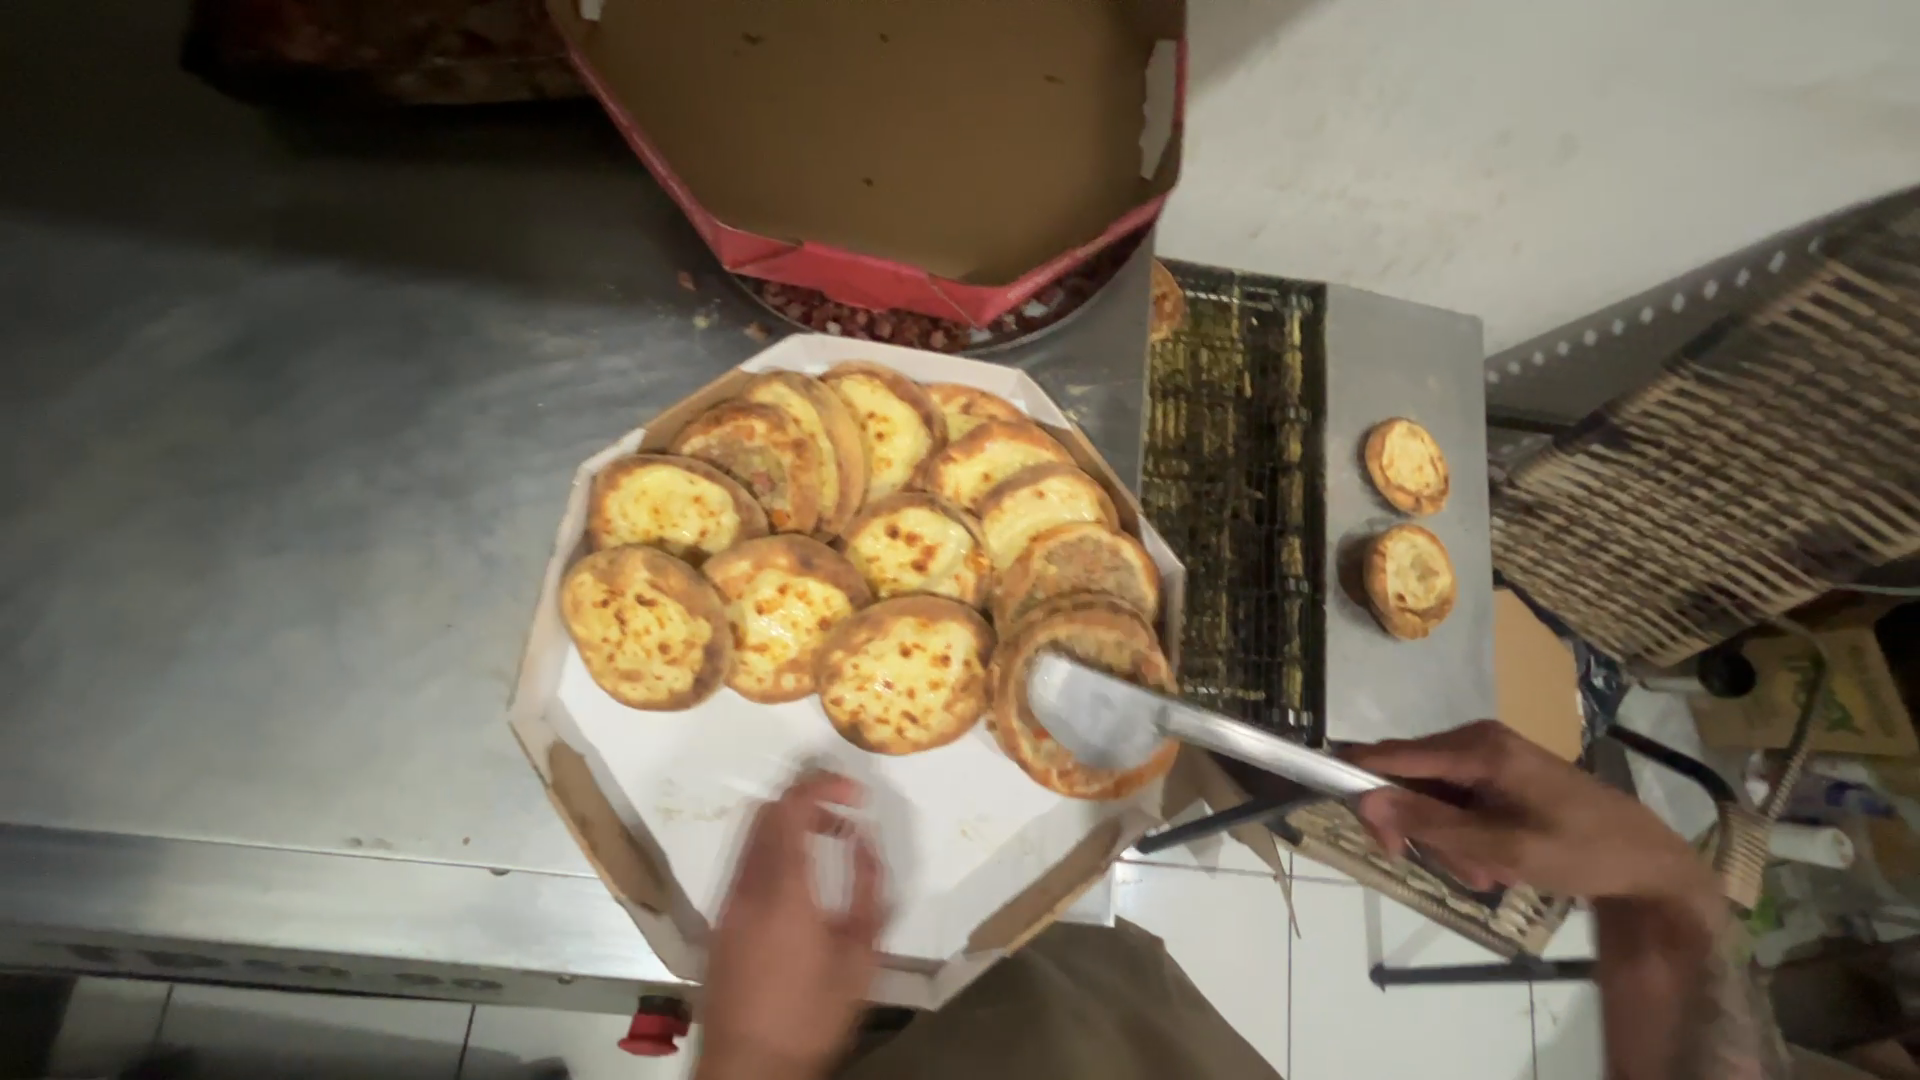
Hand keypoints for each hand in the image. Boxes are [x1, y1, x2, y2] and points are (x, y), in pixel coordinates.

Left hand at [696, 771, 886, 1079]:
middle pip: (767, 808)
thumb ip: (868, 886)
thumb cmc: (812, 1015)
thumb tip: (864, 837)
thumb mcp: (861, 954)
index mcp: (784, 888)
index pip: (793, 805)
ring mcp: (727, 901)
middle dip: (808, 796)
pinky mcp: (719, 919)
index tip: (856, 793)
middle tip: (844, 811)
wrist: (748, 1069)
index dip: (824, 784)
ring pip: (752, 831)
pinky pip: (744, 859)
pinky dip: (774, 846)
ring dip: (790, 821)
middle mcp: (747, 884)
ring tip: (828, 839)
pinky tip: (800, 875)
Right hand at [1347, 720, 1716, 911]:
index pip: (1390, 754)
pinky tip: (1488, 857)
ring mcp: (1485, 751)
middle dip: (1414, 824)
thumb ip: (1430, 823)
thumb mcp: (1503, 848)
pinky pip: (1449, 794)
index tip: (1370, 832)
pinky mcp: (1495, 768)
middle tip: (1437, 865)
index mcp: (1477, 747)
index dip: (1361, 783)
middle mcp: (1474, 738)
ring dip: (1440, 835)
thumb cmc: (1583, 853)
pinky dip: (1458, 828)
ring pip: (1425, 790)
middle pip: (1405, 775)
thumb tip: (1363, 798)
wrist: (1655, 864)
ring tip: (1481, 871)